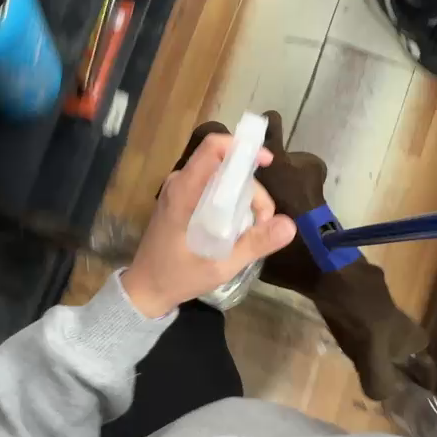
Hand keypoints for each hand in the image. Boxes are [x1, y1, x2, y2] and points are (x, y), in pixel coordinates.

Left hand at [171, 112, 327, 293]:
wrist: (146, 288)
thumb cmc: (178, 276)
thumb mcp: (220, 265)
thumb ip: (255, 243)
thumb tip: (290, 224)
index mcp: (184, 192)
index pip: (212, 149)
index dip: (242, 147)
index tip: (266, 162)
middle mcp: (180, 182)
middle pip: (225, 165)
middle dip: (251, 188)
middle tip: (262, 222)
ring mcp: (179, 189)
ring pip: (221, 177)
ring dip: (242, 198)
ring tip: (251, 231)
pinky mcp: (181, 199)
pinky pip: (213, 187)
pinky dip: (230, 202)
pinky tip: (236, 228)